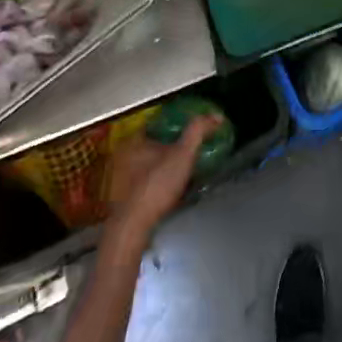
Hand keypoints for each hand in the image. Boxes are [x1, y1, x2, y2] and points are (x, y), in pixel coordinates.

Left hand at [104, 115, 222, 254]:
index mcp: (136, 140)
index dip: (178, 123)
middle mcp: (126, 155)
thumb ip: (198, 131)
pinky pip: (150, 180)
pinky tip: (177, 186)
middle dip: (175, 145)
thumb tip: (216, 115)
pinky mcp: (128, 196)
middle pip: (156, 143)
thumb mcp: (183, 153)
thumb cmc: (158, 184)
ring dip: (169, 164)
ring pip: (152, 163)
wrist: (135, 226)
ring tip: (190, 167)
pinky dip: (164, 180)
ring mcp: (124, 177)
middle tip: (195, 148)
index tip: (195, 129)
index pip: (158, 123)